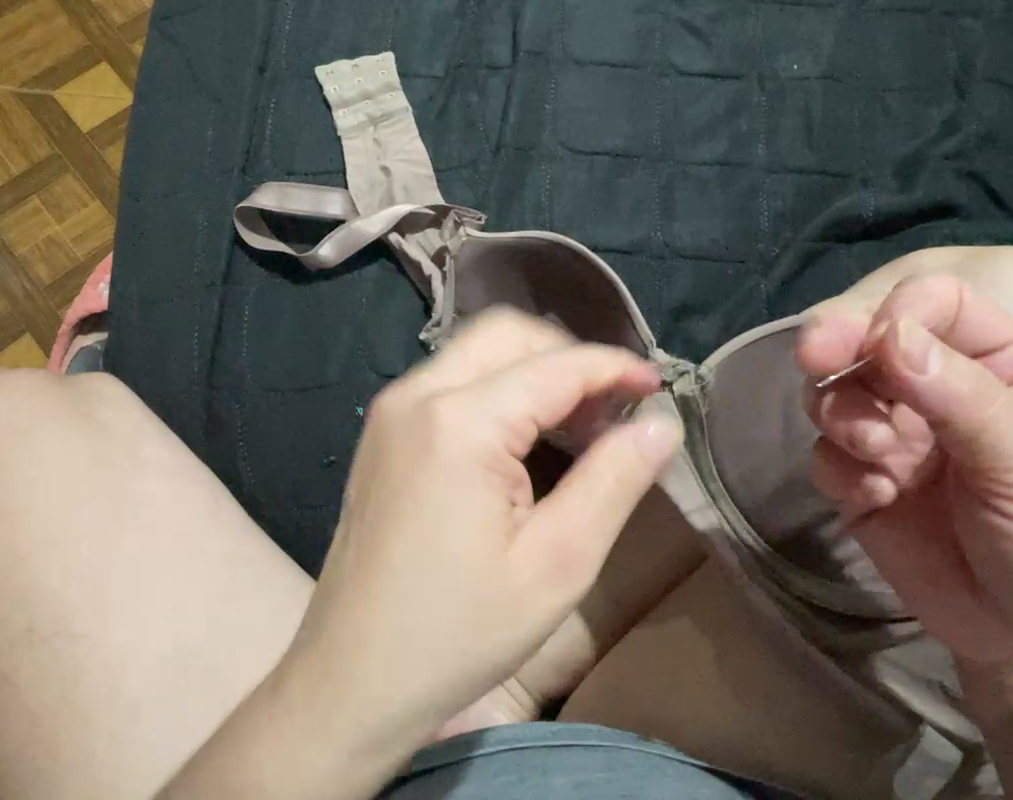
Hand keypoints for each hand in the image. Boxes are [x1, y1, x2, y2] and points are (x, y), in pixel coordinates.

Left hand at [284, 308, 680, 745]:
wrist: (351, 677)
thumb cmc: (458, 633)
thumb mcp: (556, 565)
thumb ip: (613, 482)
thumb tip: (661, 424)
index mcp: (459, 421)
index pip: (555, 365)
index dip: (615, 368)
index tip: (660, 388)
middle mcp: (416, 394)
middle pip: (508, 334)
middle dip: (570, 358)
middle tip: (612, 414)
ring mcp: (391, 409)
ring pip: (478, 351)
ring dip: (534, 371)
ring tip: (578, 428)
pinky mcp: (382, 431)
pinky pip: (451, 380)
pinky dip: (498, 389)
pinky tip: (524, 441)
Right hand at [797, 274, 1012, 679]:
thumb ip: (965, 399)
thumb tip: (890, 332)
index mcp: (1000, 367)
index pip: (938, 304)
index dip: (902, 309)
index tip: (876, 340)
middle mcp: (938, 390)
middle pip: (867, 337)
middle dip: (838, 344)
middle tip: (813, 356)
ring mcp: (896, 436)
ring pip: (835, 392)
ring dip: (841, 413)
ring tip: (876, 455)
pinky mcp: (863, 484)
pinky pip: (825, 456)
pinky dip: (839, 470)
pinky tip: (875, 497)